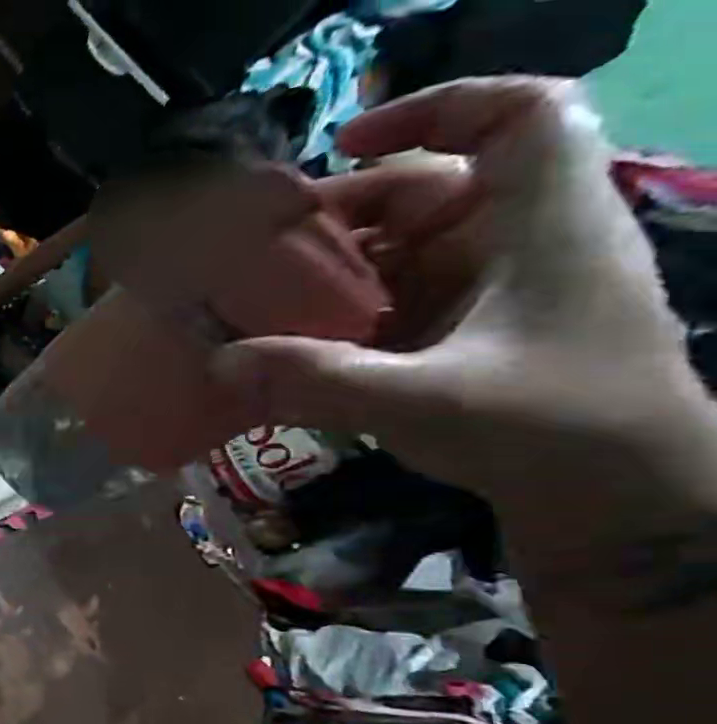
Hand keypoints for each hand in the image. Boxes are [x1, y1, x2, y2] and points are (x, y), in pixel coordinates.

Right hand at [210, 77, 709, 545]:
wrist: (617, 500)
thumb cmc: (552, 428)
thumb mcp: (427, 401)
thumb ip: (318, 379)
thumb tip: (218, 361)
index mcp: (539, 225)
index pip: (517, 117)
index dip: (434, 109)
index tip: (346, 143)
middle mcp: (513, 246)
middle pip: (427, 190)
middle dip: (343, 213)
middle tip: (263, 251)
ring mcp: (485, 295)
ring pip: (398, 254)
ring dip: (329, 273)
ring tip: (259, 301)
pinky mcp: (459, 339)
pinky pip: (387, 306)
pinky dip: (336, 317)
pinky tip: (288, 345)